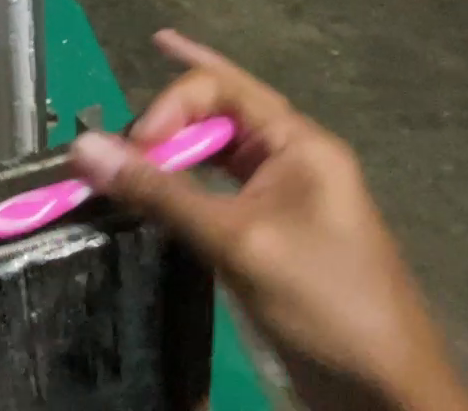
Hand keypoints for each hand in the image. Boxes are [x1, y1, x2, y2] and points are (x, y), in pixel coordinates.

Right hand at [69, 30, 467, 410]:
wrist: (386, 394)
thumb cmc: (325, 303)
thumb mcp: (236, 242)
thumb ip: (158, 191)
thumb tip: (81, 147)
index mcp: (299, 145)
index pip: (220, 87)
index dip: (171, 105)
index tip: (138, 147)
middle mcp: (289, 157)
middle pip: (212, 109)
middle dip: (162, 117)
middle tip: (119, 150)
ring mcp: (278, 191)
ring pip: (207, 145)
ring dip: (164, 145)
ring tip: (120, 155)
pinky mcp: (262, 223)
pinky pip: (208, 180)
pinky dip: (172, 176)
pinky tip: (144, 178)